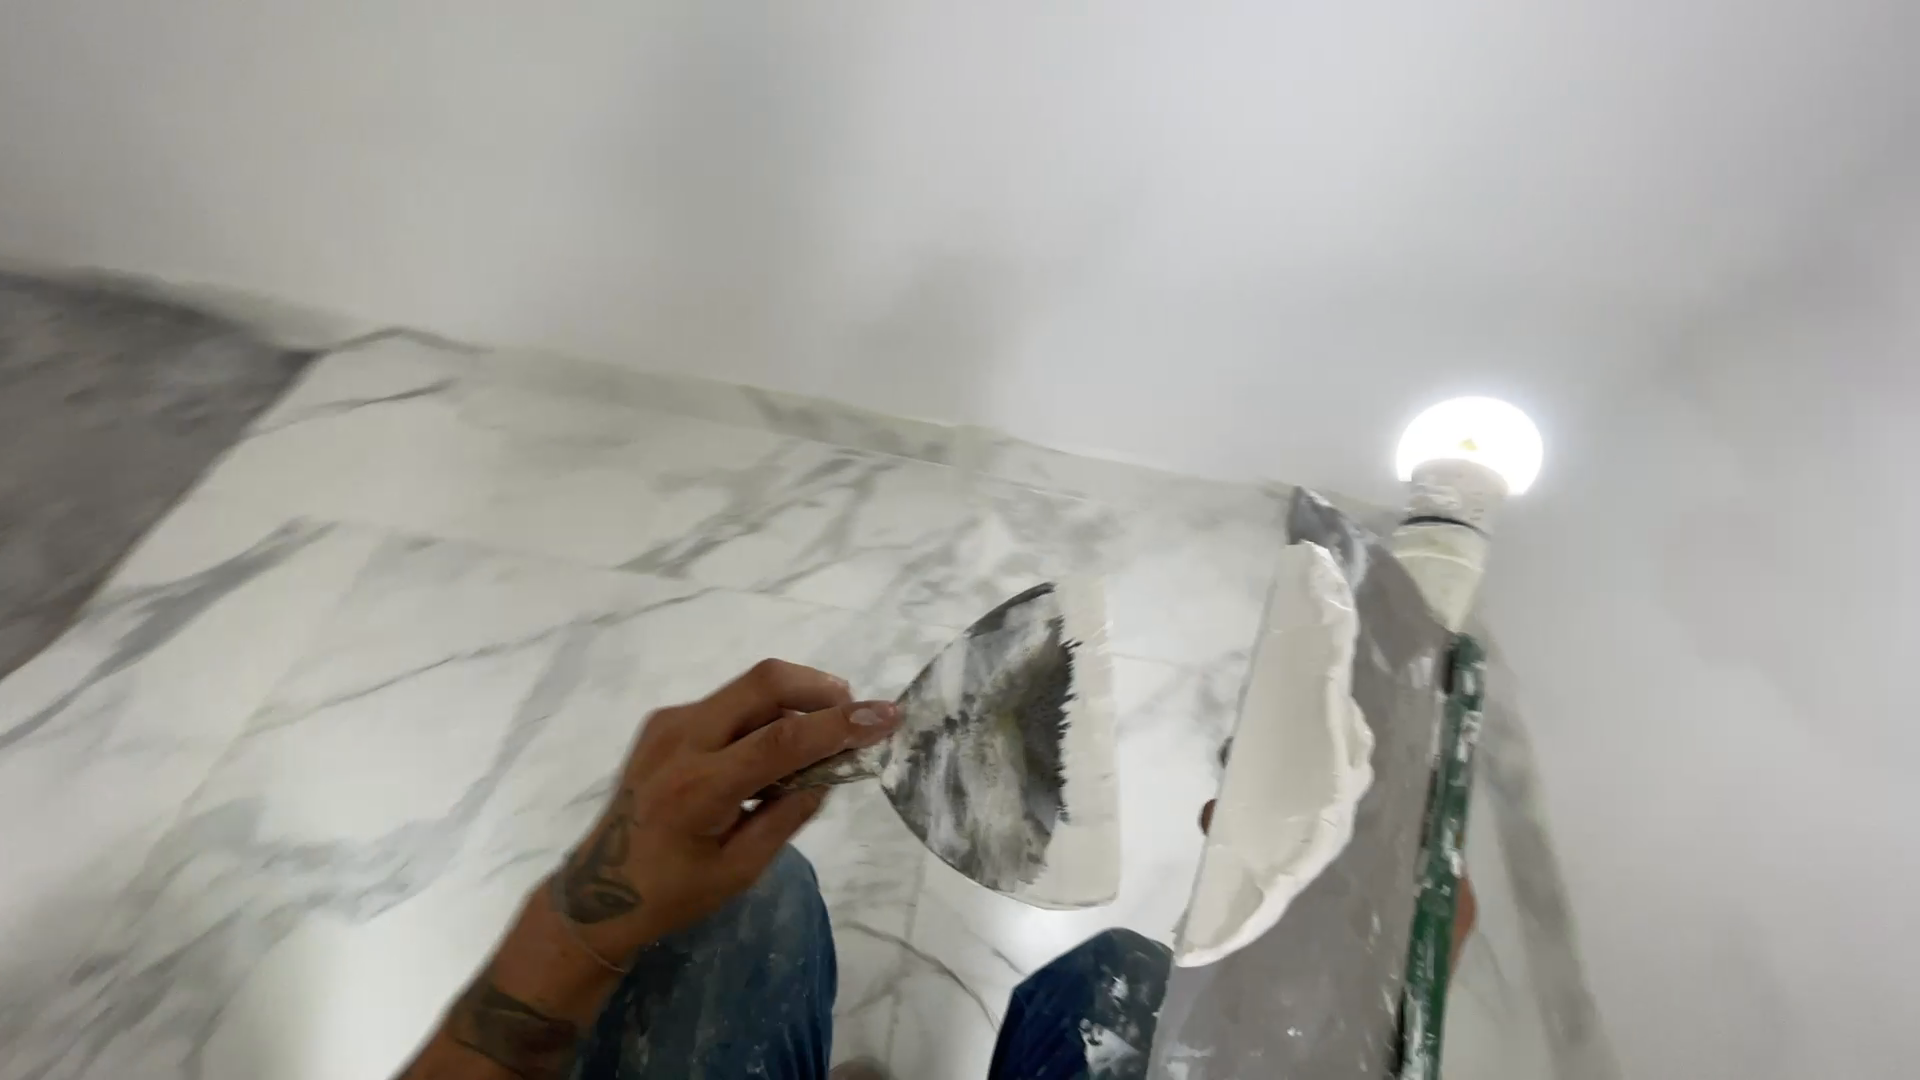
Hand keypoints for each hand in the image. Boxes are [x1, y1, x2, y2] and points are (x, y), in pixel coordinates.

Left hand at [551, 659, 900, 959]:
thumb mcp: (741, 869)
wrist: (595, 892)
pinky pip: (731, 700)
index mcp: (699, 788)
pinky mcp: (666, 719)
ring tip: (818, 733)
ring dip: (796, 697)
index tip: (885, 715)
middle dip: (819, 687)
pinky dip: (767, 711)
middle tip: (851, 710)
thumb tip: (832, 767)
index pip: (783, 739)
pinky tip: (774, 744)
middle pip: (764, 682)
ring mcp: (669, 722)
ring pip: (749, 685)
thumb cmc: (673, 893)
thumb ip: (790, 813)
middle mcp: (681, 739)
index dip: (839, 724)